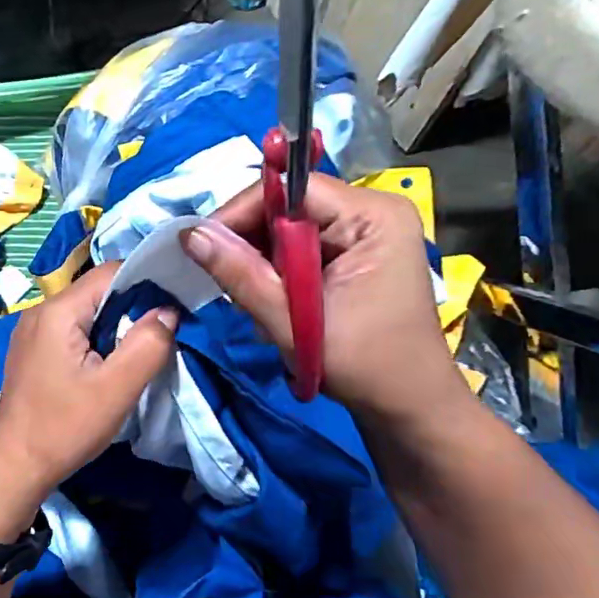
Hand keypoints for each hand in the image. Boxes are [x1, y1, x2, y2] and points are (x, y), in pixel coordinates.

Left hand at [0, 263, 177, 540]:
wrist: (15, 466)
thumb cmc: (65, 427)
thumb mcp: (116, 389)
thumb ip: (147, 345)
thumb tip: (168, 310)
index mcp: (58, 310)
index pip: (110, 272)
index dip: (146, 281)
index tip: (174, 303)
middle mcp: (40, 310)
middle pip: (97, 290)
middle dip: (131, 306)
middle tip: (160, 334)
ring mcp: (32, 329)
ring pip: (85, 310)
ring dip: (113, 324)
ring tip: (136, 351)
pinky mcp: (32, 349)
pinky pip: (71, 328)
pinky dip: (94, 338)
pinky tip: (106, 364)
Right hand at [182, 173, 466, 421]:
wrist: (409, 408)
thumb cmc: (364, 365)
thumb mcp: (293, 321)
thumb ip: (240, 274)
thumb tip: (189, 235)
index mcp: (373, 216)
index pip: (290, 190)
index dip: (241, 212)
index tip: (202, 245)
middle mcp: (371, 211)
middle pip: (286, 206)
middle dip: (248, 241)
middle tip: (224, 279)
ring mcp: (363, 232)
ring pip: (286, 227)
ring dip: (259, 260)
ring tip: (251, 298)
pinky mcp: (353, 252)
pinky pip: (297, 245)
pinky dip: (274, 270)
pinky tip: (271, 299)